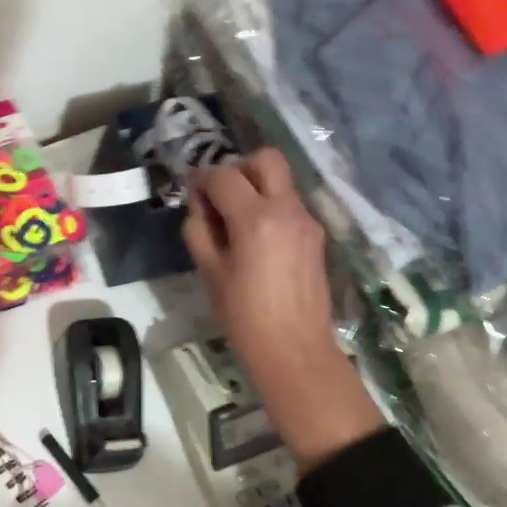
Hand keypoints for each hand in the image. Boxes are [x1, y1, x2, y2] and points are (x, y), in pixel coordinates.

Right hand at [184, 149, 383, 470]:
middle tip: (220, 196)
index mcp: (255, 218)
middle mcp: (286, 209)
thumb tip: (199, 206)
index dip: (201, 179)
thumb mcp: (209, 273)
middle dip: (238, 168)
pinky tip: (255, 242)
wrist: (293, 347)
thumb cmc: (242, 316)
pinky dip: (269, 209)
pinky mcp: (315, 235)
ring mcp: (306, 220)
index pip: (224, 176)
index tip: (190, 191)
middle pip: (266, 159)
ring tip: (235, 223)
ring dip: (255, 188)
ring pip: (281, 181)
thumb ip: (199, 231)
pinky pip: (289, 206)